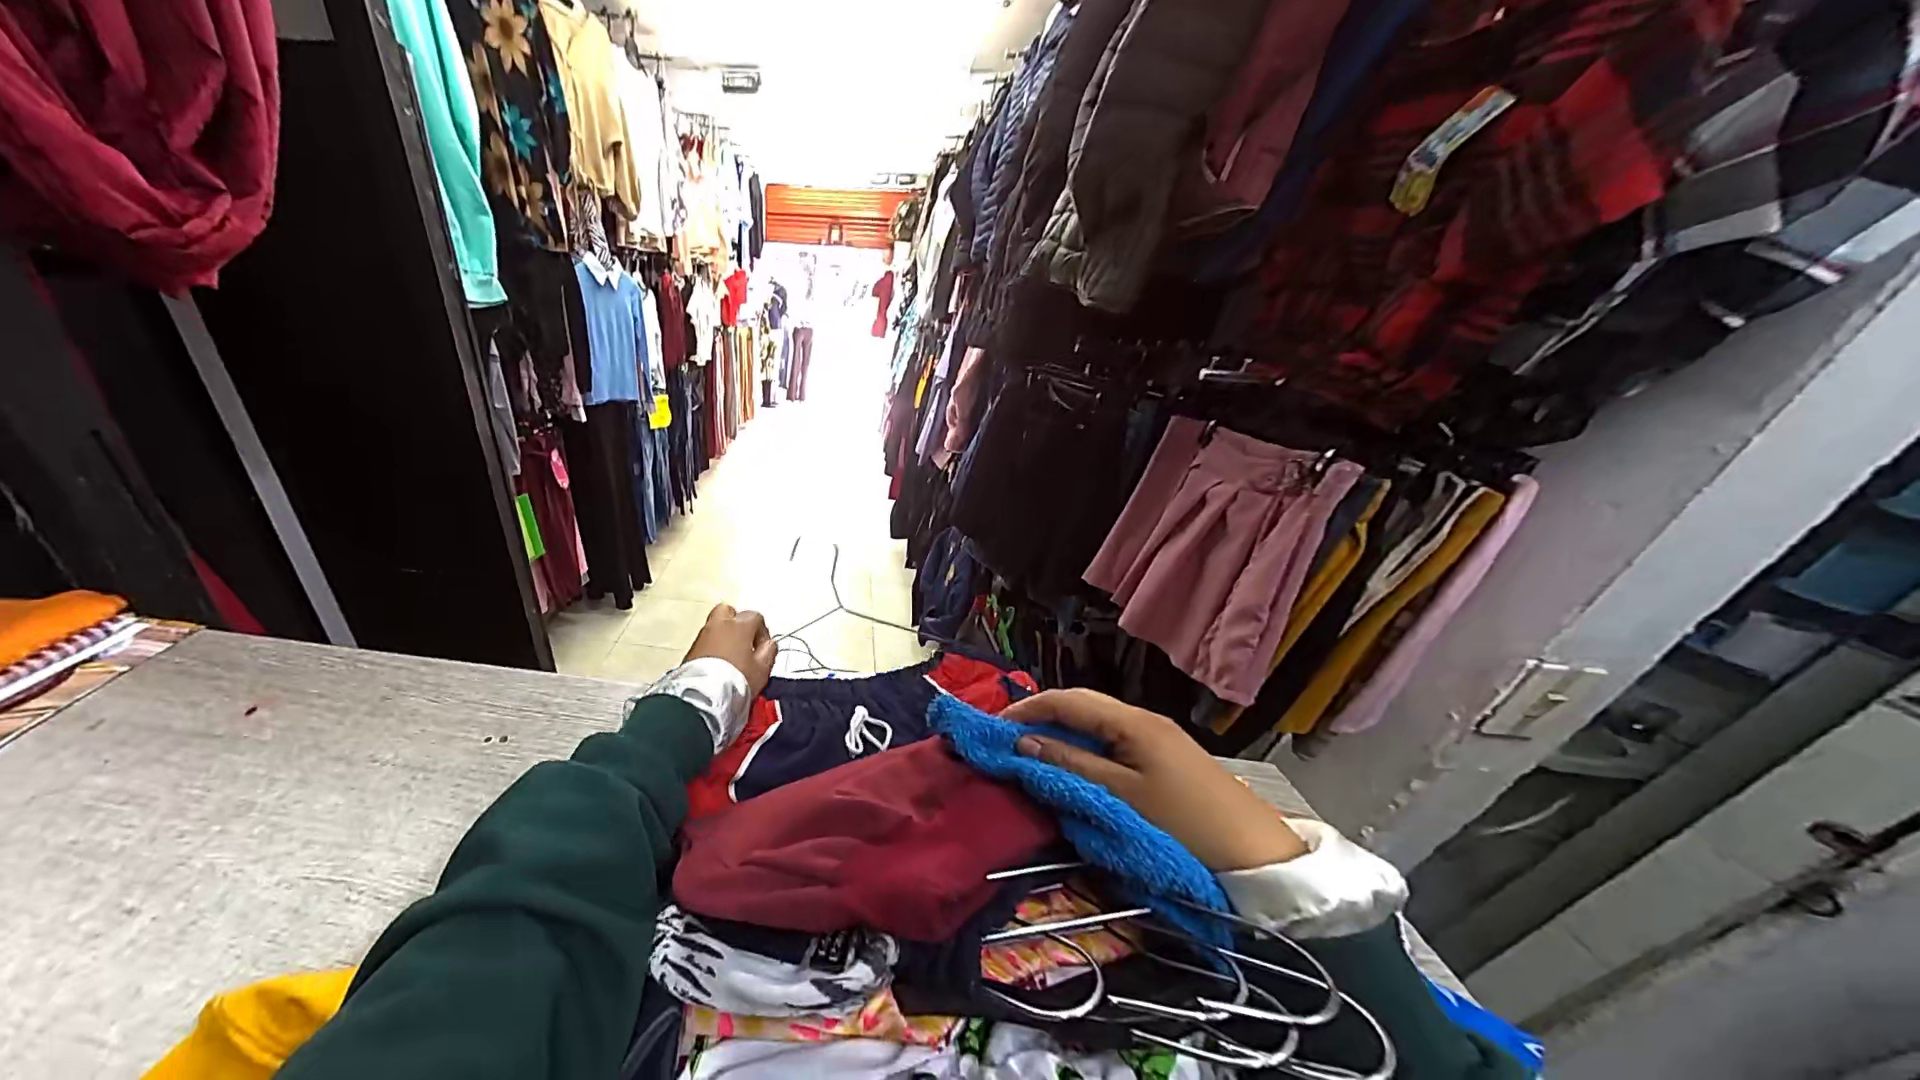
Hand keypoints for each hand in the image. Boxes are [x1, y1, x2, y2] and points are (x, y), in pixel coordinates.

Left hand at [683, 604, 776, 697]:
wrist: (703, 696)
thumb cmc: (736, 680)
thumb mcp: (762, 669)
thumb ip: (769, 651)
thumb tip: (769, 644)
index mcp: (739, 625)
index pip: (755, 617)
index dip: (762, 632)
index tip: (763, 648)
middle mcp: (719, 625)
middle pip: (728, 611)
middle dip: (736, 622)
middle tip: (743, 641)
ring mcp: (702, 636)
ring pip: (714, 626)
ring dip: (723, 635)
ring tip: (730, 655)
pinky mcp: (690, 650)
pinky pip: (704, 641)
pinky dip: (711, 647)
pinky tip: (718, 663)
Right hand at [1003, 688, 1307, 871]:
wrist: (1256, 856)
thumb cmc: (1185, 825)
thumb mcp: (1121, 796)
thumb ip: (1071, 765)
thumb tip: (1025, 742)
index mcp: (1132, 721)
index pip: (1068, 699)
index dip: (1028, 708)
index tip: (994, 727)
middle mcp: (1143, 718)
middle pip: (1082, 703)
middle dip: (1042, 716)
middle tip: (1008, 740)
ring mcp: (1156, 735)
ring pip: (1097, 721)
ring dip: (1063, 731)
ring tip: (1033, 752)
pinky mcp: (1164, 755)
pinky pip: (1113, 738)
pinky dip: (1085, 745)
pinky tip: (1074, 763)